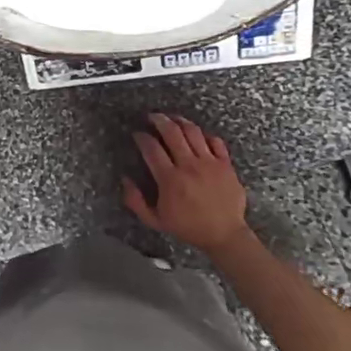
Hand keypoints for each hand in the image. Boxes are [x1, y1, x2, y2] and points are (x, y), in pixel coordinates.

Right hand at [121, 113, 254, 256]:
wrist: (224, 234)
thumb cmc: (188, 227)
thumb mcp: (155, 220)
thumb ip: (135, 201)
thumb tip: (125, 179)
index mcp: (170, 179)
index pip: (152, 149)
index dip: (142, 137)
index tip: (137, 134)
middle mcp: (189, 165)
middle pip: (172, 132)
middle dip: (159, 120)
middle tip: (152, 116)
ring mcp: (209, 162)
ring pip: (193, 131)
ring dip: (180, 121)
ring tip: (172, 118)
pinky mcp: (225, 164)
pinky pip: (215, 140)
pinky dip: (204, 135)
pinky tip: (197, 135)